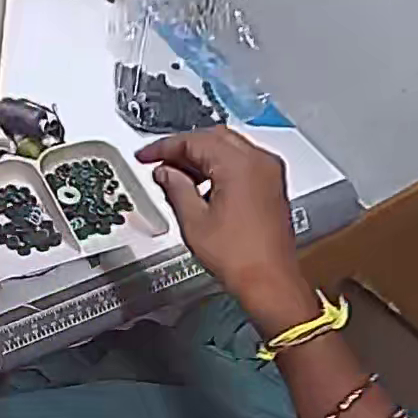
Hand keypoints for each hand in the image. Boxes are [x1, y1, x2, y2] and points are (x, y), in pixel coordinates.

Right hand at [135, 128, 316, 326]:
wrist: (268, 279)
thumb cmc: (238, 256)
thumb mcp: (193, 221)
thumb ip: (176, 189)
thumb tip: (165, 173)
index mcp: (239, 165)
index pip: (195, 141)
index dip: (165, 147)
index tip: (146, 155)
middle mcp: (259, 161)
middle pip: (214, 138)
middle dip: (183, 148)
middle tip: (158, 163)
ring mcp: (268, 172)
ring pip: (228, 149)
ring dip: (200, 157)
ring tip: (175, 177)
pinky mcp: (271, 185)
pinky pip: (241, 163)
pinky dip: (218, 168)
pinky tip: (201, 186)